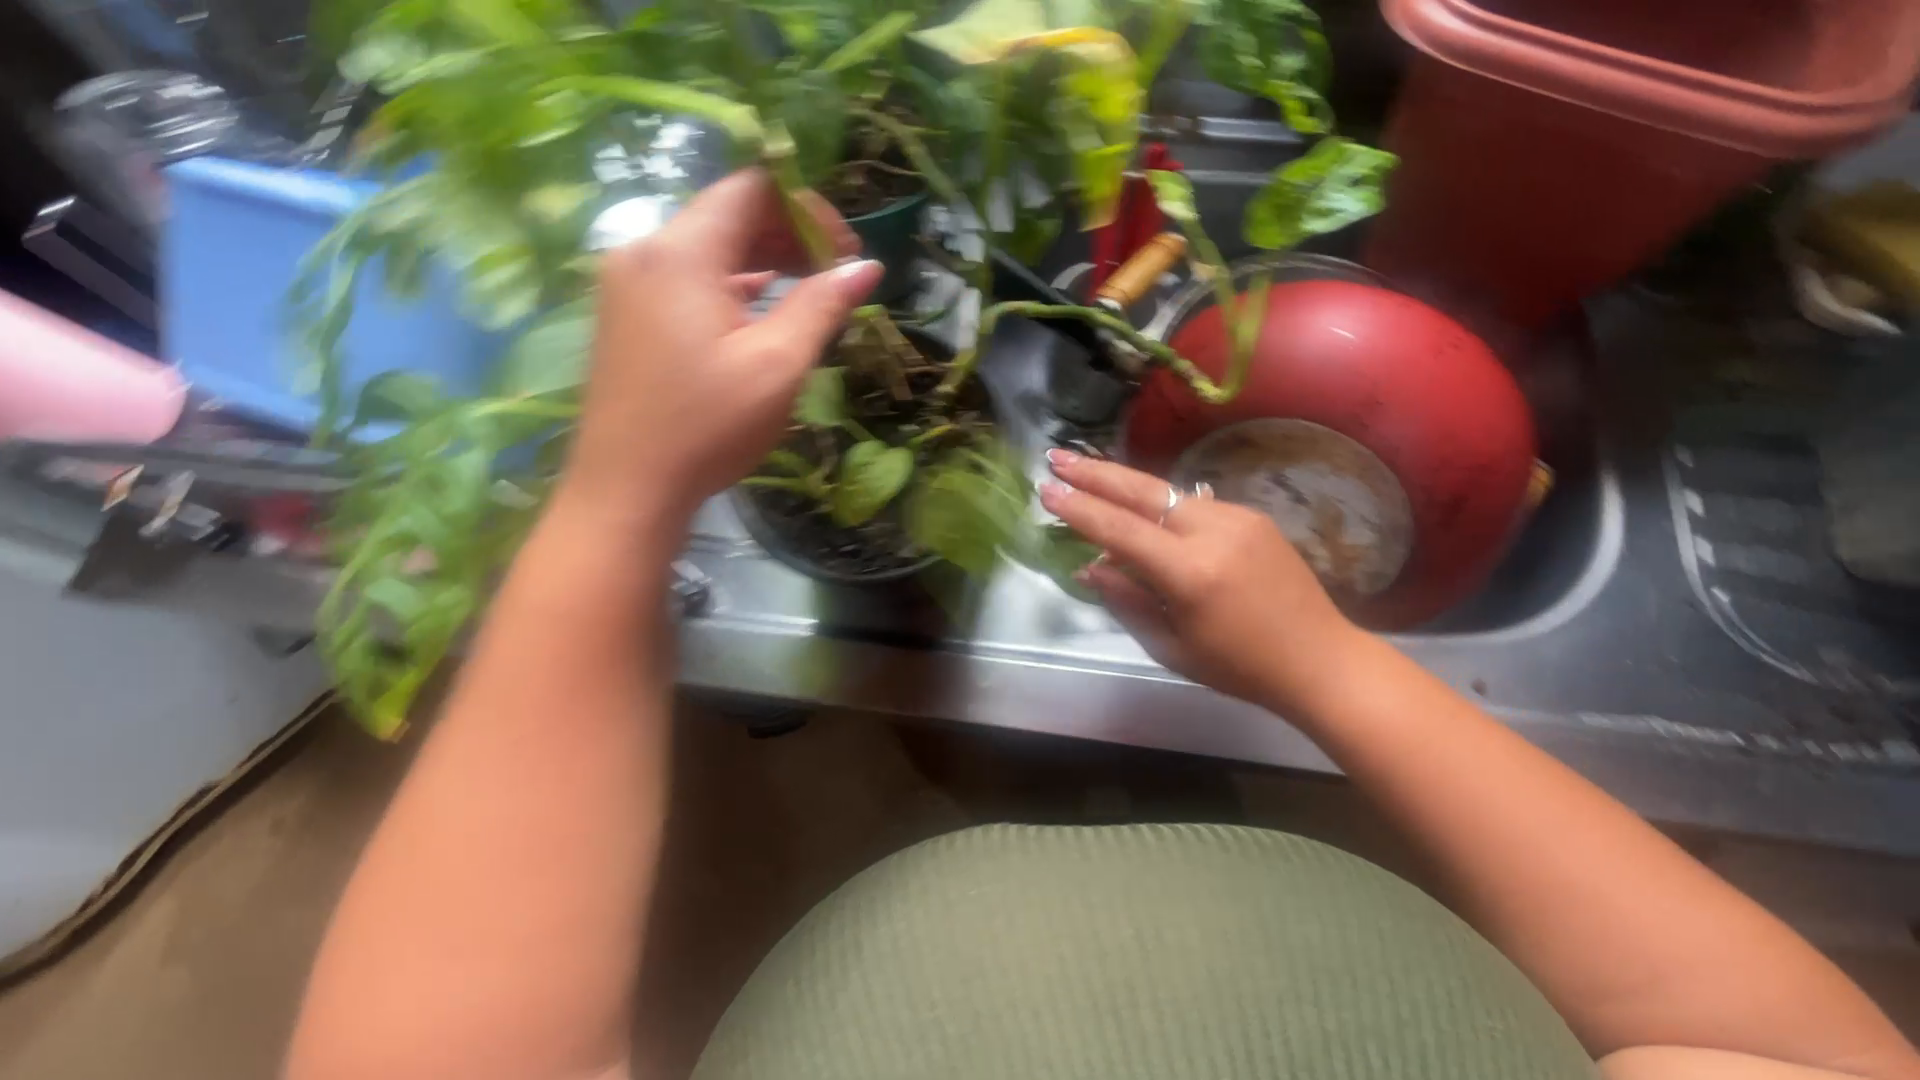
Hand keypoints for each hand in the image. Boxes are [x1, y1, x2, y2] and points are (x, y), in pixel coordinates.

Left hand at [565, 168, 882, 525]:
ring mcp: (628, 281)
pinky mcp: (625, 312)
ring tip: (808, 289)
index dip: (807, 208)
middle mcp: (645, 249)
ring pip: (708, 244)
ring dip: (762, 257)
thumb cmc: (707, 427)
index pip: (752, 188)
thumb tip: (866, 266)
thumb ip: (821, 305)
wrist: (626, 489)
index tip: (844, 253)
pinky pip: (686, 275)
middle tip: (834, 273)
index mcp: (681, 251)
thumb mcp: (778, 365)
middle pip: (728, 211)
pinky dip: (730, 281)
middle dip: (788, 232)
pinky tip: (762, 307)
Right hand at [1040, 449, 1365, 713]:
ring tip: (1087, 474)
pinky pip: (1194, 504)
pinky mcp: (1254, 517)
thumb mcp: (1171, 646)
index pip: (1121, 530)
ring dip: (1125, 484)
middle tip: (1056, 457)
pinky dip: (1160, 504)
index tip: (1045, 490)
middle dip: (1095, 473)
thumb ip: (1127, 600)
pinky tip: (1141, 508)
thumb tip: (1089, 565)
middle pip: (1143, 491)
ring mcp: (1239, 518)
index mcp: (1191, 573)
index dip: (1079, 509)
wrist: (1320, 660)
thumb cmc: (1239, 668)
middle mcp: (1215, 532)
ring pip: (1169, 492)